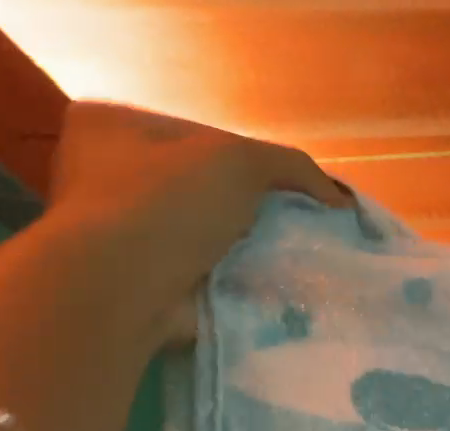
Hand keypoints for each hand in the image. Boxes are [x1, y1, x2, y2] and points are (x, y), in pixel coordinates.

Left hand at [47, 101, 351, 334]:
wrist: (125, 286)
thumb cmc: (166, 205)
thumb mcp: (239, 160)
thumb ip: (293, 167)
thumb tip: (340, 200)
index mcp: (113, 126)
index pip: (207, 138)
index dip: (259, 163)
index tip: (298, 193)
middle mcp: (109, 172)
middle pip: (212, 186)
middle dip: (257, 208)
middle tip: (299, 226)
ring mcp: (125, 228)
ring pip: (215, 231)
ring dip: (252, 246)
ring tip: (293, 258)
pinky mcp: (147, 275)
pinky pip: (212, 269)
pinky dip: (241, 278)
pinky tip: (272, 283)